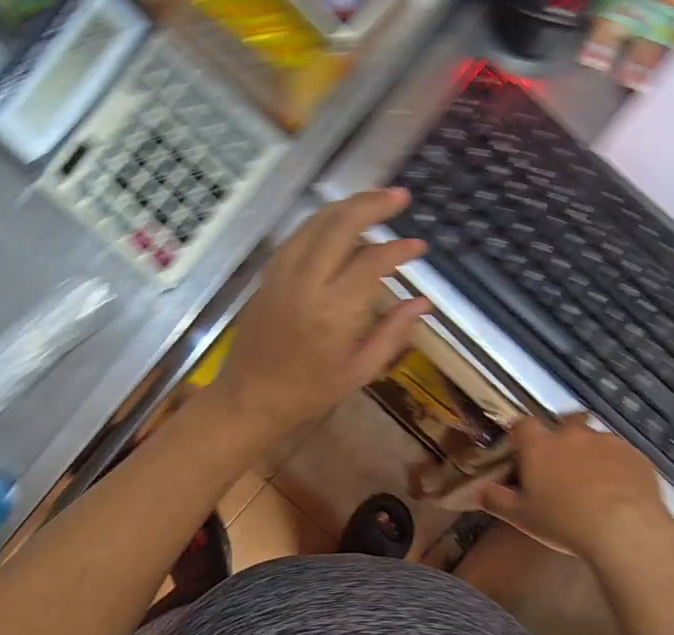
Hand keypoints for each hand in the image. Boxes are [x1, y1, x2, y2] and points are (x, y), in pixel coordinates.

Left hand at [209, 189, 433, 437]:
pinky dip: (320, 223)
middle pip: (341, 224)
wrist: (251, 398)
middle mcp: (306, 283)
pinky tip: (337, 225)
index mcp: (333, 311)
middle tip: (400, 197)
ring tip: (374, 202)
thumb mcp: (359, 371)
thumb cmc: (309, 392)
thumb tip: (422, 303)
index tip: (419, 248)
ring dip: (347, 206)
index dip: (400, 250)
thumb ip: (392, 333)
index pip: (372, 261)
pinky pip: (296, 237)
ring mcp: (282, 275)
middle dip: (373, 204)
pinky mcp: (267, 276)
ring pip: (315, 222)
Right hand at [478, 416, 673, 565]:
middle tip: (557, 465)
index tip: (519, 449)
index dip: (519, 434)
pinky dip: (613, 465)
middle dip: (558, 438)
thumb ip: (496, 500)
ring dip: (588, 453)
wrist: (624, 528)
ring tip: (590, 482)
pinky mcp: (635, 454)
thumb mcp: (521, 518)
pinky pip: (618, 454)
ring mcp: (607, 442)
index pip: (523, 425)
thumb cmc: (563, 522)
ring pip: (593, 439)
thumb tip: (479, 489)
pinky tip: (616, 490)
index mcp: (540, 447)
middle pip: (562, 424)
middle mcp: (573, 436)